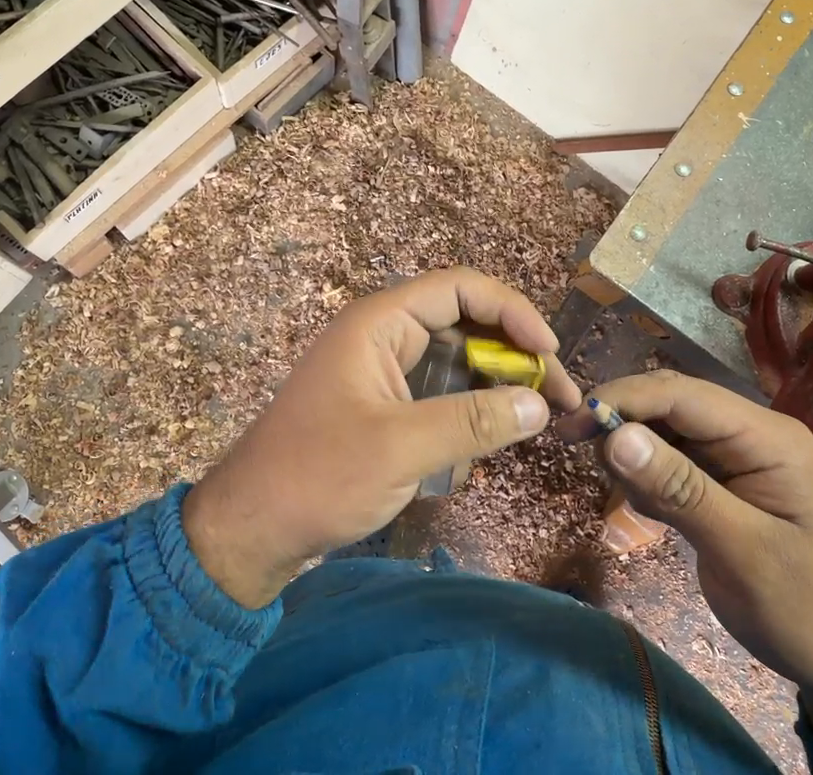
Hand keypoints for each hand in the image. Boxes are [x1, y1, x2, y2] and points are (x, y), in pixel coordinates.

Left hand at [183, 268, 581, 607]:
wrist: (253, 525)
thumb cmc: (318, 476)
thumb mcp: (401, 447)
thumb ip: (473, 422)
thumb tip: (540, 403)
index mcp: (378, 324)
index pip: (459, 288)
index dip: (511, 311)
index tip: (549, 352)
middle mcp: (381, 336)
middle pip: (463, 321)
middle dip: (513, 351)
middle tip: (559, 394)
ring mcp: (380, 371)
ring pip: (454, 359)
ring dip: (496, 381)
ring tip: (539, 416)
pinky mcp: (381, 405)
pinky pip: (437, 391)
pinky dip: (469, 406)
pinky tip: (495, 433)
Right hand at [561, 371, 812, 774]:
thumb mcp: (744, 552)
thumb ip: (680, 489)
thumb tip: (615, 434)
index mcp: (767, 437)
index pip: (681, 394)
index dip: (622, 398)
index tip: (570, 424)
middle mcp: (751, 437)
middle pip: (669, 406)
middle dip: (621, 420)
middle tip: (577, 453)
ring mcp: (739, 462)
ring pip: (666, 434)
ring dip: (632, 451)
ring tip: (618, 493)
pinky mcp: (726, 487)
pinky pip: (674, 464)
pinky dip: (647, 477)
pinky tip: (640, 504)